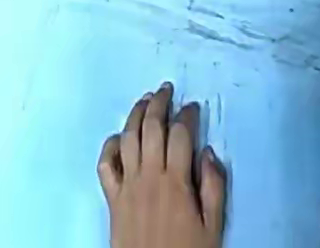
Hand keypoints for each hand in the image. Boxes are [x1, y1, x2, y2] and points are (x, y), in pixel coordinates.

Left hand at [99, 83, 226, 247]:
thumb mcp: (212, 230)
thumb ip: (214, 188)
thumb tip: (208, 151)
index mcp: (176, 182)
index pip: (180, 134)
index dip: (187, 114)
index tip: (193, 106)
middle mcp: (149, 176)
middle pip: (151, 126)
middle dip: (159, 102)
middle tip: (167, 89)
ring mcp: (127, 186)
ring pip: (128, 138)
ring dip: (136, 114)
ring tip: (145, 99)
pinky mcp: (112, 199)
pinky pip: (105, 165)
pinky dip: (110, 145)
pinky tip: (118, 136)